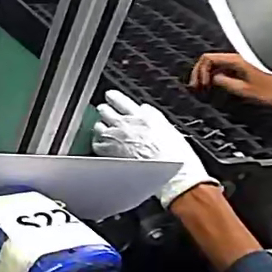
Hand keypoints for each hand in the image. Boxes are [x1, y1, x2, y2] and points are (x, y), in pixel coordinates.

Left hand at [91, 89, 215, 205]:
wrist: (172, 175)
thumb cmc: (175, 155)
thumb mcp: (168, 127)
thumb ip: (153, 116)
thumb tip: (144, 109)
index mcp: (141, 116)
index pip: (119, 99)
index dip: (112, 96)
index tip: (110, 96)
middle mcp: (125, 124)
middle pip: (104, 110)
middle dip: (105, 111)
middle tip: (106, 113)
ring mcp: (115, 138)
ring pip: (98, 126)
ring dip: (101, 127)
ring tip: (105, 131)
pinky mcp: (109, 152)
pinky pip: (96, 144)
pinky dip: (98, 144)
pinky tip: (104, 146)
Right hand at [191, 53, 271, 110]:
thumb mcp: (243, 90)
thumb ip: (223, 82)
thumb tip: (212, 79)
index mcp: (239, 60)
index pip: (209, 58)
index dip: (199, 71)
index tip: (198, 85)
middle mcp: (241, 58)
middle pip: (211, 60)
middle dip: (200, 73)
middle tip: (196, 87)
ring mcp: (244, 63)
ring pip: (217, 65)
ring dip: (207, 75)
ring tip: (203, 88)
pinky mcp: (246, 69)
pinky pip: (225, 69)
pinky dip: (216, 76)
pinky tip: (214, 86)